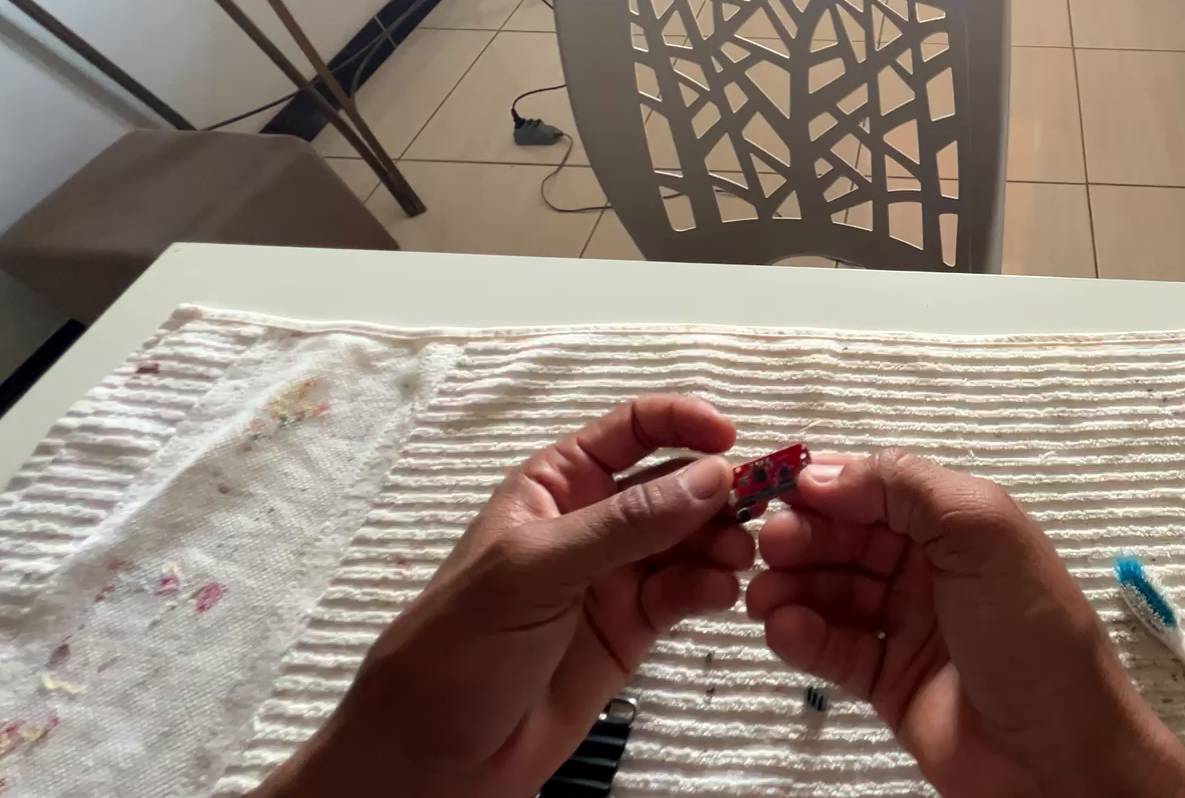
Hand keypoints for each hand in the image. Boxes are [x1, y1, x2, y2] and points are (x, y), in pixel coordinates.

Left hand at [256, 396, 752, 797]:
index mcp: (562, 483)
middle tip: (753, 511)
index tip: (731, 436)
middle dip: (717, 490)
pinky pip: (689, 587)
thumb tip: (716, 475)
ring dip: (722, 539)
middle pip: (677, 480)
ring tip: (736, 560)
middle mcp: (599, 517)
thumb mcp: (537, 570)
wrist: (431, 769)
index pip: (634, 428)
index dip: (684, 421)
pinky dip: (711, 585)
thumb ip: (629, 522)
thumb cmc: (460, 648)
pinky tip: (717, 595)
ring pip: (693, 534)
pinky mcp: (640, 620)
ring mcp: (622, 570)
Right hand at [747, 451, 1184, 797]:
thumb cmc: (1030, 627)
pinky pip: (835, 648)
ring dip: (793, 585)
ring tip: (763, 594)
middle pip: (849, 535)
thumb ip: (906, 486)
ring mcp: (907, 622)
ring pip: (834, 589)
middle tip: (771, 546)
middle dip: (806, 535)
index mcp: (953, 520)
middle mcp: (928, 564)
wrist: (1061, 758)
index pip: (877, 487)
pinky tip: (782, 629)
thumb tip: (819, 471)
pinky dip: (804, 635)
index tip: (779, 489)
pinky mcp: (888, 679)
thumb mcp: (982, 530)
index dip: (829, 484)